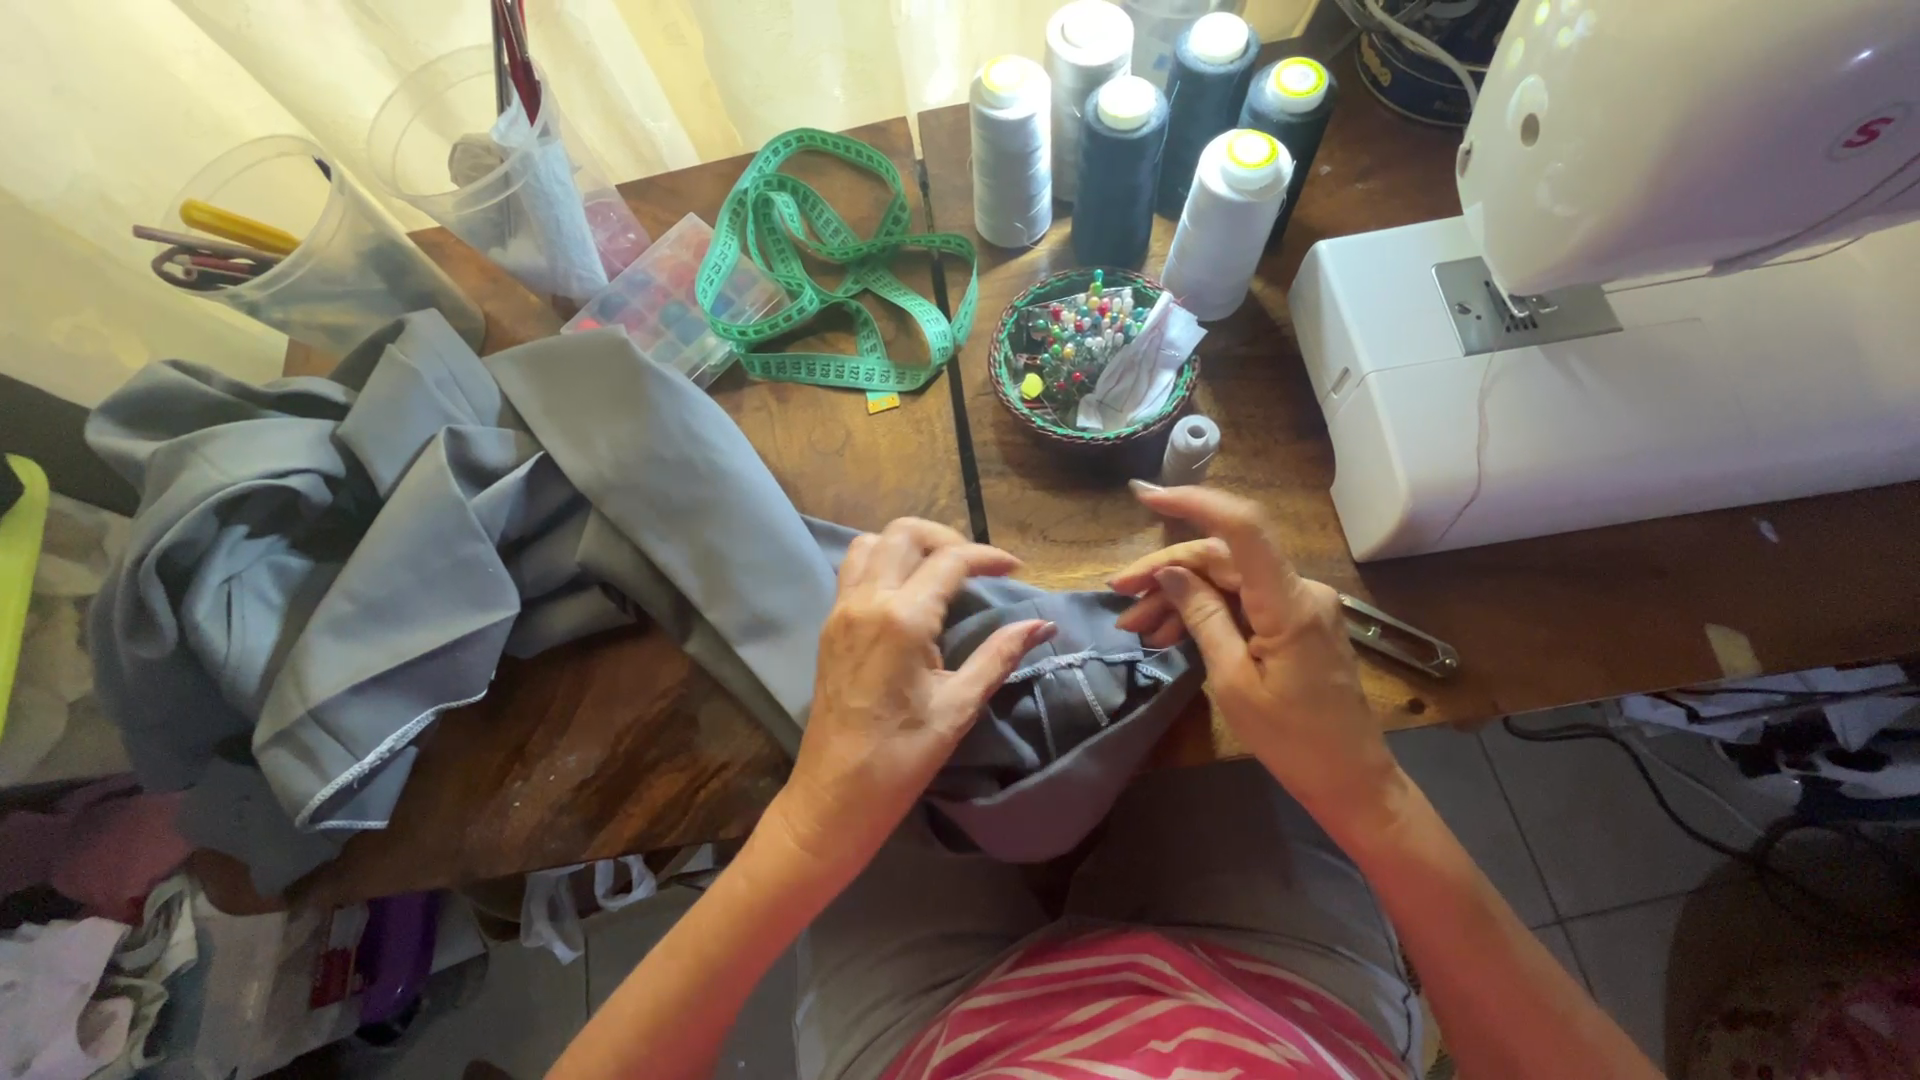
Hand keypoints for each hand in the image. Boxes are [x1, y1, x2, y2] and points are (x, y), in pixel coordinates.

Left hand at [773, 518, 1054, 872]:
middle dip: (947, 538)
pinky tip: (907, 593)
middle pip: (905, 533)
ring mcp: (842, 610)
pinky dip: (883, 562)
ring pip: (871, 543)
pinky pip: (853, 569)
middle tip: (977, 566)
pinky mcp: (830, 624)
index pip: (950, 560)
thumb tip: (1043, 625)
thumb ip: (1000, 654)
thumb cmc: (903, 755)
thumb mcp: (960, 704)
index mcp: (903, 618)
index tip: (1015, 569)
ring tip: (940, 572)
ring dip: (908, 545)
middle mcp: (867, 600)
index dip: (988, 556)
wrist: (836, 792)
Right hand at [1109, 484, 1399, 819]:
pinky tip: (1169, 635)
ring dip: (1179, 598)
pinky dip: (1205, 614)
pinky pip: (1242, 603)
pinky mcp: (1295, 622)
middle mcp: (1300, 591)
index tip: (1147, 498)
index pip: (1243, 527)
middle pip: (1223, 559)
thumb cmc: (1292, 740)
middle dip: (1166, 573)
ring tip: (1135, 627)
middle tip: (1120, 598)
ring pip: (1228, 581)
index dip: (1195, 501)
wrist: (1350, 779)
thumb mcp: (1232, 681)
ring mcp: (1300, 605)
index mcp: (1289, 603)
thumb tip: (1170, 573)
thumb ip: (1202, 617)